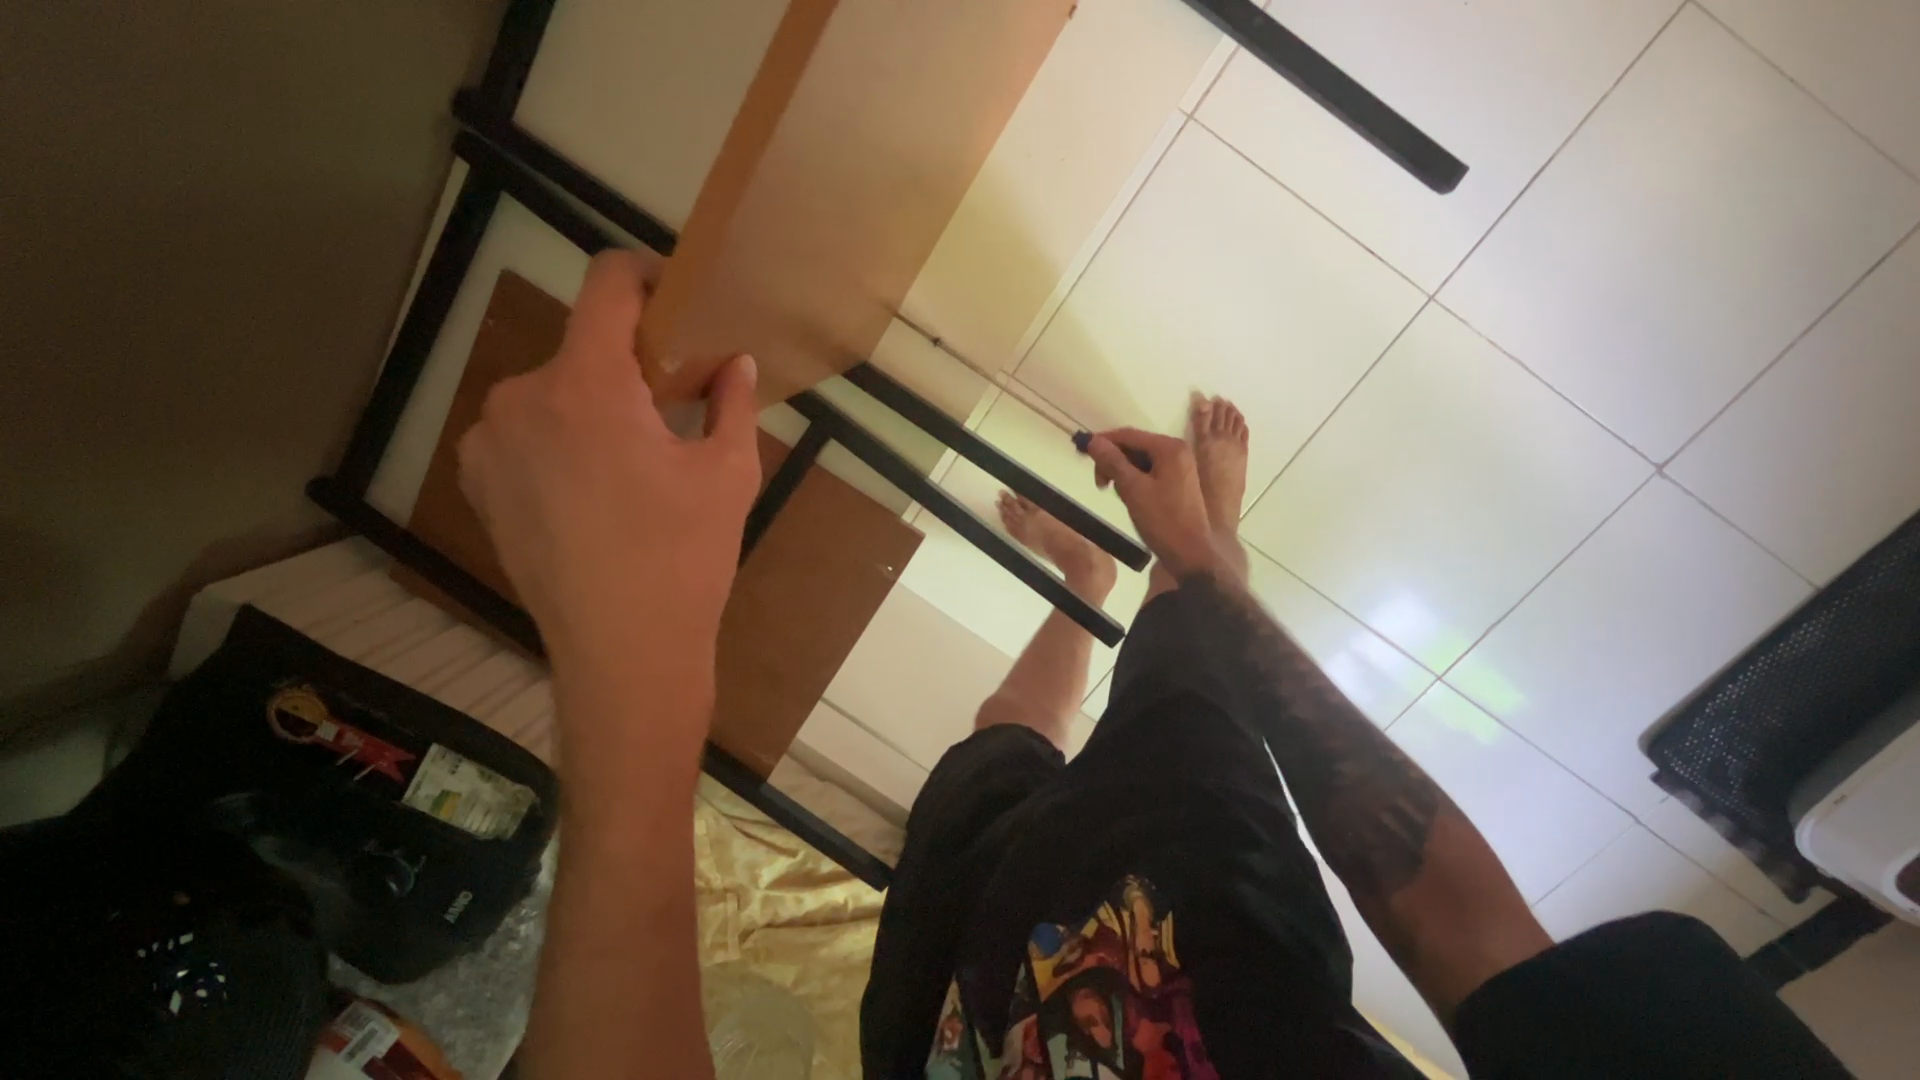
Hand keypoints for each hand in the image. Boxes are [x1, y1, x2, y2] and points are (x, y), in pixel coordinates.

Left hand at [457, 250, 761, 668]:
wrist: (622, 651)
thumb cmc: (685, 559)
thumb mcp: (728, 474)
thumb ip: (732, 402)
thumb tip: (735, 364)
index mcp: (588, 386)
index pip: (606, 285)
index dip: (643, 273)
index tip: (675, 295)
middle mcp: (522, 399)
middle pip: (581, 346)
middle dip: (628, 362)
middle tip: (673, 401)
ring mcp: (489, 443)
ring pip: (552, 392)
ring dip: (594, 403)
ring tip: (633, 456)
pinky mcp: (479, 483)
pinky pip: (523, 433)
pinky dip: (560, 439)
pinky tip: (593, 490)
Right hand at [1084, 428, 1220, 577]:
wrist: (1192, 554)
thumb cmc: (1163, 520)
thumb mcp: (1133, 489)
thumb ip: (1112, 462)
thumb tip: (1092, 440)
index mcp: (1169, 448)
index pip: (1128, 435)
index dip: (1103, 442)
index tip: (1082, 454)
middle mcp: (1177, 451)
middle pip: (1135, 446)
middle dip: (1114, 461)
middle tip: (1101, 484)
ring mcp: (1179, 467)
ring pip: (1140, 461)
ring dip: (1123, 474)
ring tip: (1119, 495)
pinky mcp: (1177, 482)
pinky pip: (1149, 473)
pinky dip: (1135, 481)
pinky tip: (1130, 498)